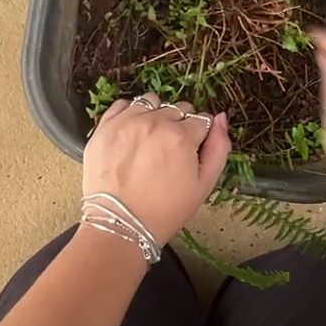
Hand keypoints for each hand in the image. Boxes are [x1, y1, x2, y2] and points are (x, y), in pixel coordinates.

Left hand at [83, 95, 231, 243]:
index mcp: (182, 136)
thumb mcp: (204, 185)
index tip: (191, 150)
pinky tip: (132, 133)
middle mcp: (154, 122)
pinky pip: (123, 105)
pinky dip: (130, 114)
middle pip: (177, 109)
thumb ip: (219, 148)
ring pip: (151, 102)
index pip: (201, 119)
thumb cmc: (165, 210)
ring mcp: (127, 122)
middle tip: (170, 150)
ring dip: (155, 114)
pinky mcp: (105, 126)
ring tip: (150, 139)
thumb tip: (220, 118)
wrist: (121, 224)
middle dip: (179, 125)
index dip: (199, 136)